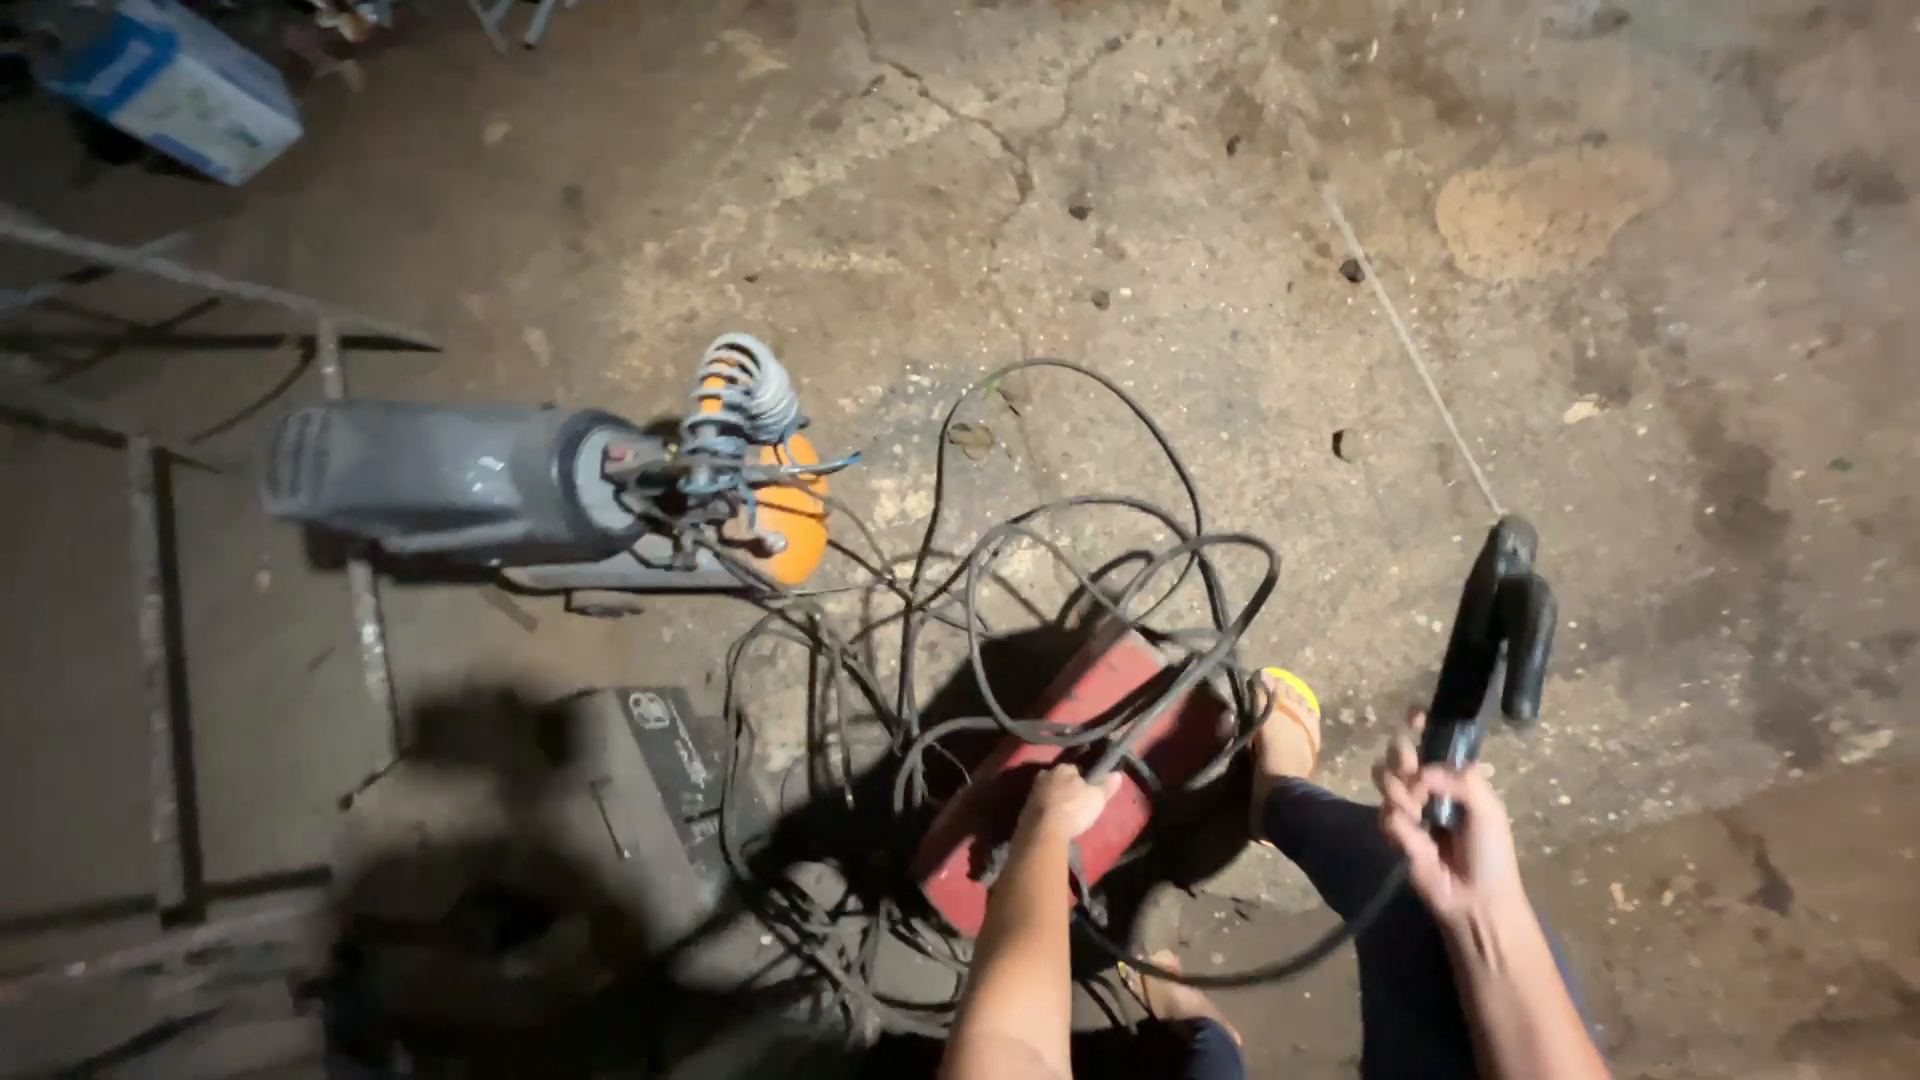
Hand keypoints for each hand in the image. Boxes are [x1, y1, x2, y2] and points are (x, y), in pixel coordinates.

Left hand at [1016, 764, 1121, 844]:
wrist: (1044, 830)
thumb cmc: (1074, 809)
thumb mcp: (1097, 798)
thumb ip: (1106, 786)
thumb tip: (1118, 774)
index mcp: (1063, 768)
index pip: (1074, 769)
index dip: (1081, 780)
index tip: (1086, 791)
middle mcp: (1045, 774)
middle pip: (1058, 779)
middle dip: (1065, 788)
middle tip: (1074, 803)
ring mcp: (1033, 791)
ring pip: (1047, 792)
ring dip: (1054, 800)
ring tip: (1063, 814)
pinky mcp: (1025, 808)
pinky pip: (1039, 806)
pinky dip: (1045, 811)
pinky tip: (1052, 822)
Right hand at [1373, 710, 1528, 931]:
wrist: (1476, 899)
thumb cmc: (1491, 855)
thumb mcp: (1490, 811)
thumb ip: (1460, 781)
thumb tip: (1420, 773)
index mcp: (1454, 778)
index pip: (1433, 741)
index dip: (1420, 725)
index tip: (1412, 715)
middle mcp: (1428, 786)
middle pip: (1399, 751)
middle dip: (1403, 759)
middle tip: (1417, 780)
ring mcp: (1409, 807)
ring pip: (1383, 777)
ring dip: (1399, 793)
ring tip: (1418, 814)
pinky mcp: (1394, 829)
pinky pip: (1384, 813)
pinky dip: (1400, 826)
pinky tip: (1417, 843)